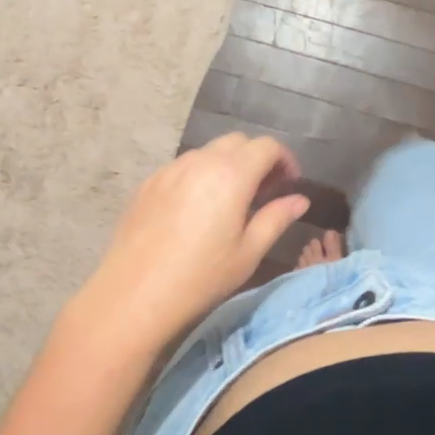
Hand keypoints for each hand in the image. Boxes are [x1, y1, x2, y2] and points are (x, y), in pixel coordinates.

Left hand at [78, 134, 309, 343]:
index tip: (289, 184)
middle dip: (257, 158)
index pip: (267, 146)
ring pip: (209, 152)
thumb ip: (276, 218)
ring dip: (228, 165)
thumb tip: (300, 199)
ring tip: (230, 201)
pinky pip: (183, 166)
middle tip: (264, 191)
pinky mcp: (150, 181)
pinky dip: (200, 175)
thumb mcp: (248, 252)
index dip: (284, 159)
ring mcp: (171, 168)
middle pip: (238, 141)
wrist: (134, 293)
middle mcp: (201, 160)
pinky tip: (195, 210)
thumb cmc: (200, 277)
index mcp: (231, 174)